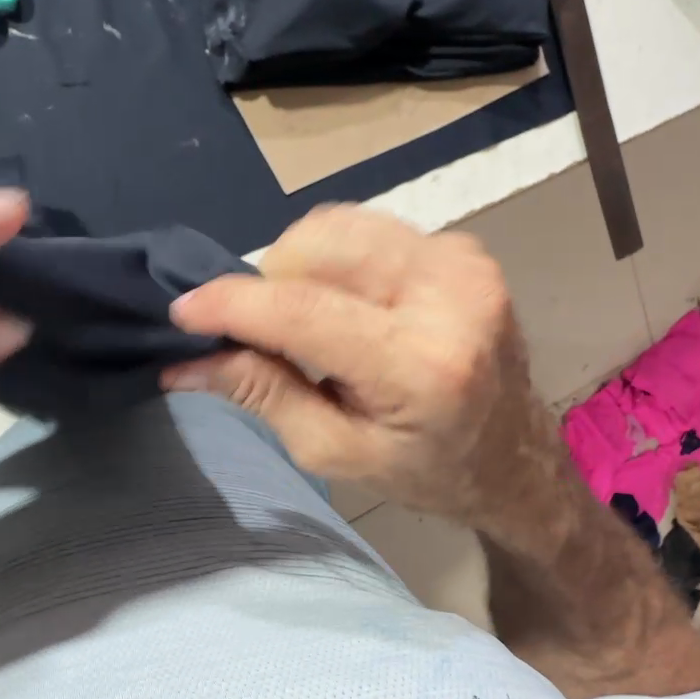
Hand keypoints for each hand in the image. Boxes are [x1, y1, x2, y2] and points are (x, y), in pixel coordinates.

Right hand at [165, 205, 562, 531]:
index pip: (303, 312)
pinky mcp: (464, 249)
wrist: (516, 461)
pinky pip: (371, 232)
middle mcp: (448, 296)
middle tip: (261, 331)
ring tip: (306, 319)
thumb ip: (261, 395)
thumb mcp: (334, 451)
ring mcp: (462, 263)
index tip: (182, 310)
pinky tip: (349, 305)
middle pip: (320, 246)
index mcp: (419, 365)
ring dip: (302, 265)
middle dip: (269, 280)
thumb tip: (186, 361)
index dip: (232, 304)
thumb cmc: (425, 472)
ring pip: (341, 226)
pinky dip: (339, 262)